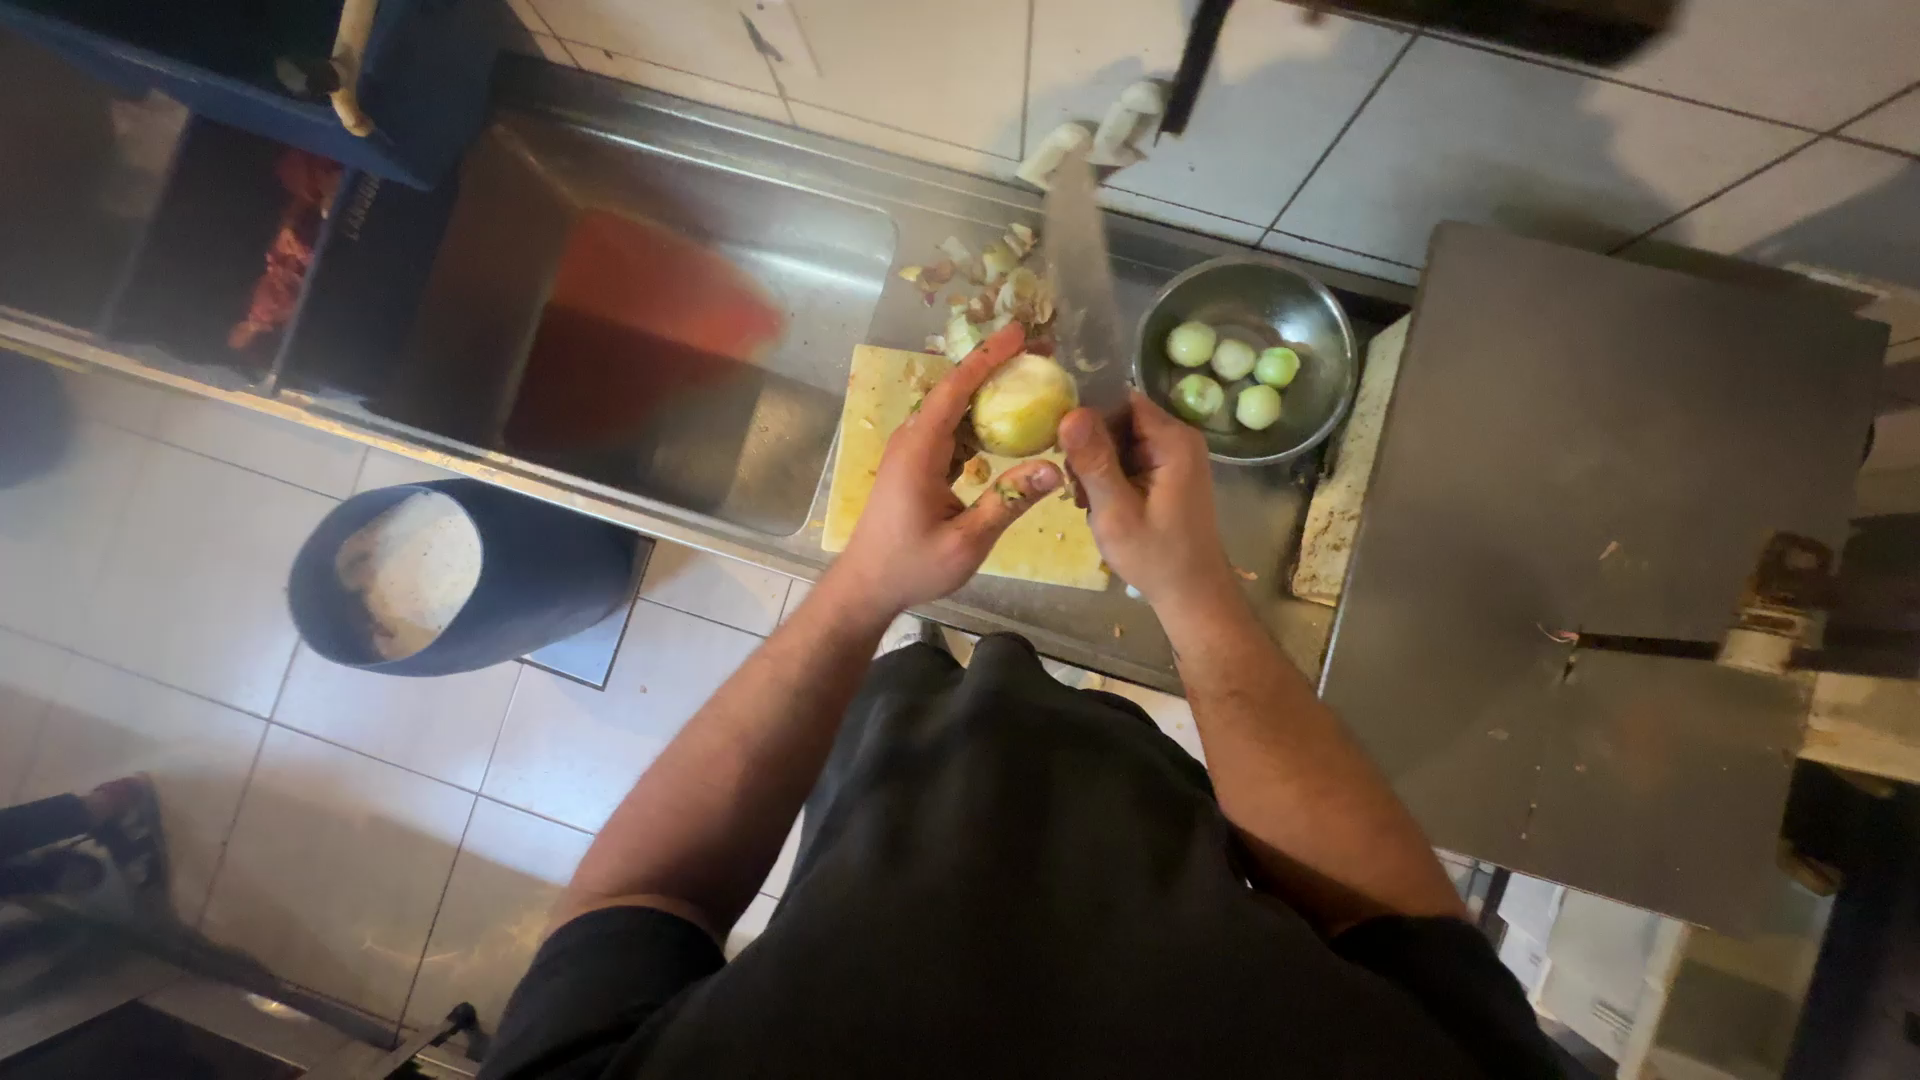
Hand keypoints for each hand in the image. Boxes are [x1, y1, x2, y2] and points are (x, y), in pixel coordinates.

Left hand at [829, 322, 1062, 618]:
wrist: (868, 585)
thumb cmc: (912, 566)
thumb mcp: (967, 540)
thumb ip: (1008, 502)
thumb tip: (1055, 468)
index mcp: (919, 451)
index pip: (955, 390)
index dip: (987, 358)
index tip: (1020, 333)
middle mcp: (911, 440)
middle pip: (955, 391)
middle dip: (996, 367)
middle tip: (1041, 353)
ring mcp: (911, 451)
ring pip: (953, 409)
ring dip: (989, 393)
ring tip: (1032, 380)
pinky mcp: (915, 465)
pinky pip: (950, 430)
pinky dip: (979, 421)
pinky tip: (1007, 425)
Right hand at [1057, 392, 1236, 609]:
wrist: (1191, 592)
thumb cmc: (1155, 556)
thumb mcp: (1115, 511)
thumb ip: (1094, 461)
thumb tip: (1070, 413)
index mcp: (1173, 440)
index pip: (1120, 400)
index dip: (1088, 417)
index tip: (1062, 446)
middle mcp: (1178, 439)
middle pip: (1119, 419)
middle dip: (1090, 447)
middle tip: (1075, 487)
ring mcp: (1174, 456)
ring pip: (1119, 440)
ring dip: (1096, 466)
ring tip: (1086, 500)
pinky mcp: (1167, 472)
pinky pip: (1128, 458)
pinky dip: (1109, 477)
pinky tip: (1099, 503)